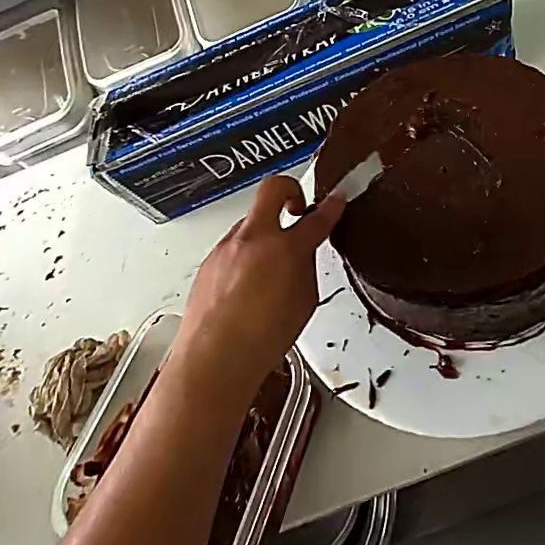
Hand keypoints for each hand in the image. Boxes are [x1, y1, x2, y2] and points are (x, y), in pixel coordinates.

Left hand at [174, 176, 344, 403]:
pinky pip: (232, 244)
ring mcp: (226, 247)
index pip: (316, 217)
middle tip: (298, 205)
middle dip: (290, 189)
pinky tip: (249, 283)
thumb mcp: (303, 303)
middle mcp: (252, 239)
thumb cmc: (258, 340)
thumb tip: (303, 252)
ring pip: (249, 219)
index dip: (331, 206)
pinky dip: (245, 253)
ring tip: (272, 265)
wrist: (214, 356)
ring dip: (264, 230)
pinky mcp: (209, 259)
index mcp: (284, 249)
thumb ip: (306, 267)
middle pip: (273, 189)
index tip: (335, 200)